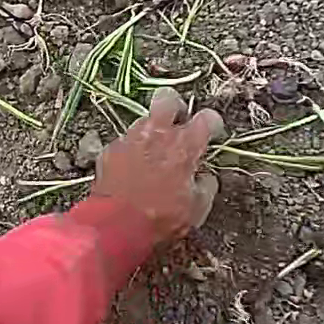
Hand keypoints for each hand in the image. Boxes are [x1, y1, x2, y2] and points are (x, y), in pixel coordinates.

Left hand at [89, 88, 222, 241]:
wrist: (114, 226)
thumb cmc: (160, 218)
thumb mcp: (197, 209)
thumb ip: (206, 187)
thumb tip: (206, 178)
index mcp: (184, 145)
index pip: (207, 117)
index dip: (213, 123)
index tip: (212, 133)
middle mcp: (157, 133)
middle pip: (168, 98)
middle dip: (176, 106)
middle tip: (179, 123)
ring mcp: (131, 138)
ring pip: (144, 119)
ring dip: (152, 131)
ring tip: (154, 153)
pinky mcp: (111, 149)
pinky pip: (125, 141)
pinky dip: (132, 150)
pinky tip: (133, 169)